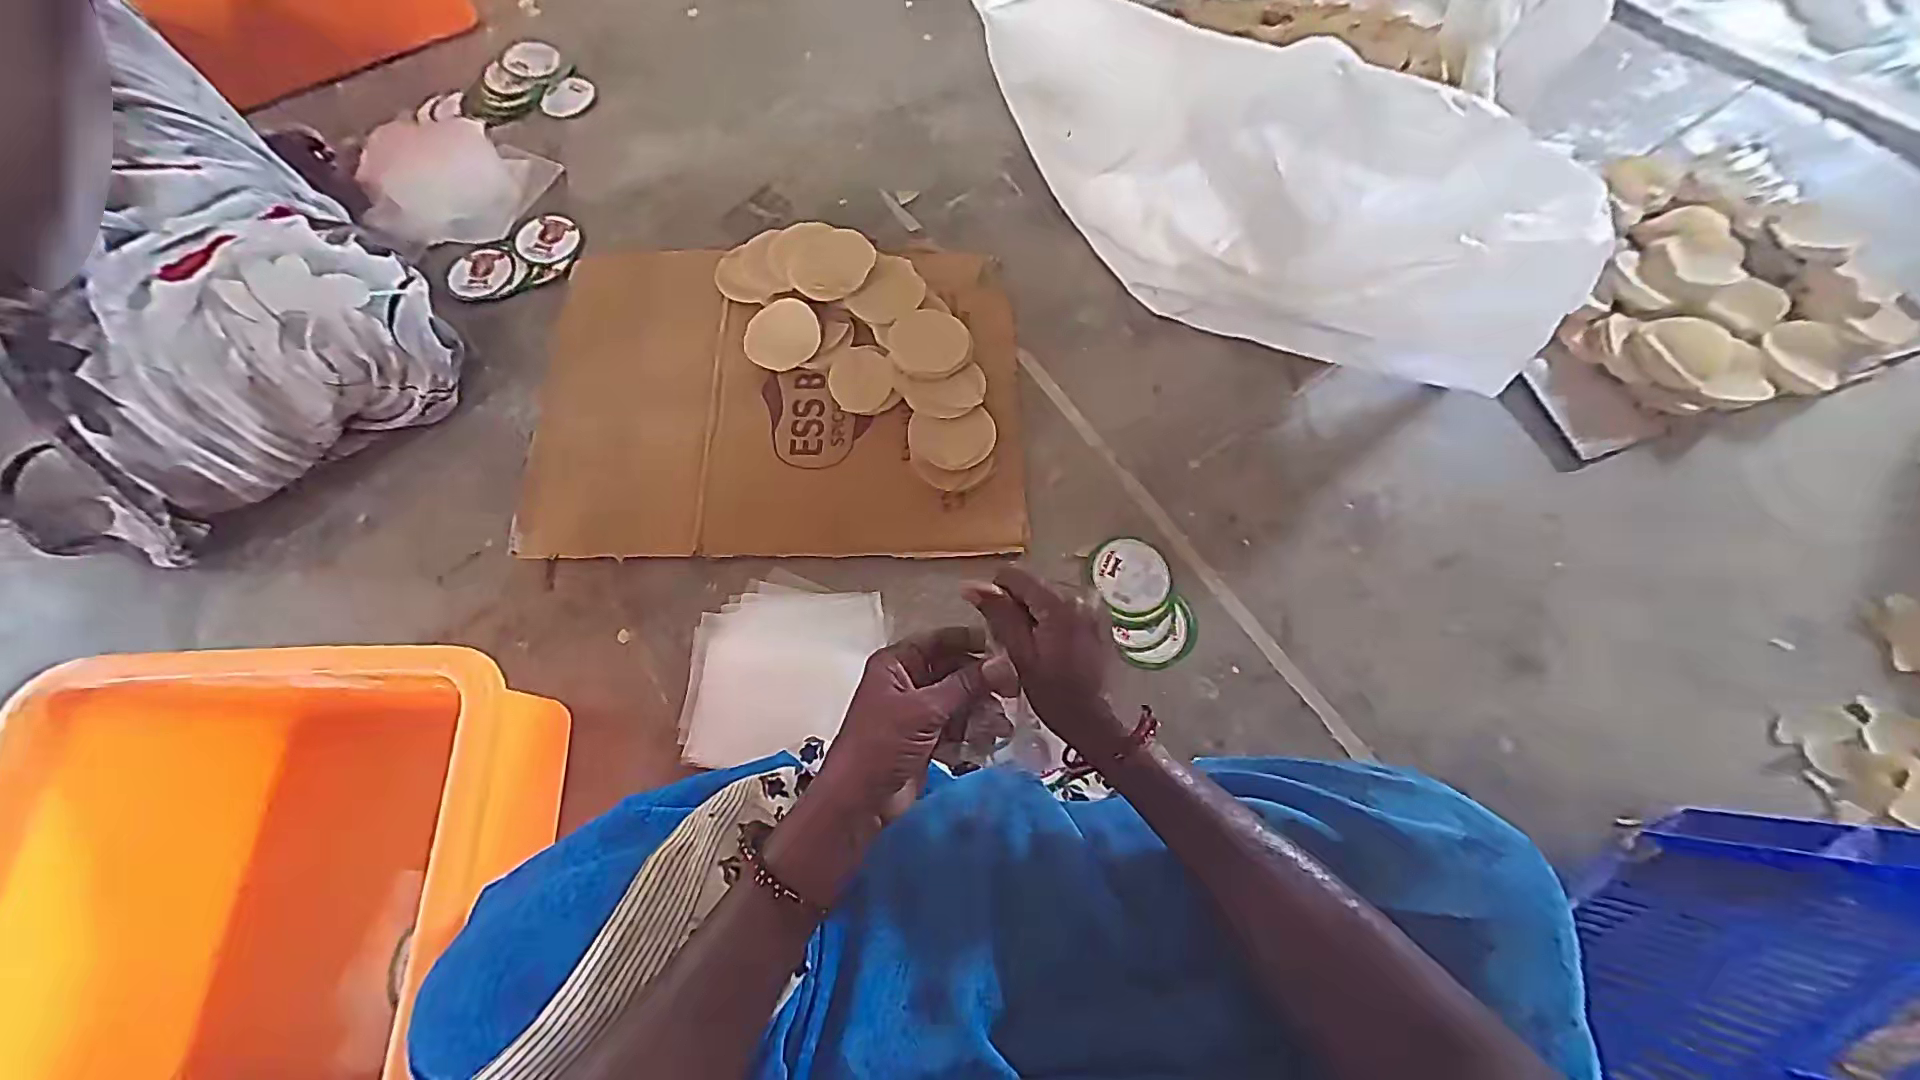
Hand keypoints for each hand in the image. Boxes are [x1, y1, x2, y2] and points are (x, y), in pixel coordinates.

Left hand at [767, 627, 1014, 904]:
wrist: (859, 802)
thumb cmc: (882, 745)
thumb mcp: (925, 709)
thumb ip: (965, 684)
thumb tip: (1003, 662)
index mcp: (895, 664)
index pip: (938, 641)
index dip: (970, 642)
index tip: (1004, 648)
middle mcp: (906, 683)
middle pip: (952, 671)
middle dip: (980, 681)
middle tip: (1011, 689)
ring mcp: (916, 713)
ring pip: (958, 701)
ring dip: (980, 710)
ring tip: (1001, 724)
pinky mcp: (925, 740)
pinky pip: (956, 727)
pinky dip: (972, 732)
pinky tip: (990, 740)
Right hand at [965, 566, 1131, 759]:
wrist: (1096, 719)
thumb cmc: (1054, 693)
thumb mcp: (1020, 654)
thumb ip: (998, 615)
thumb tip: (972, 586)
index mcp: (1058, 603)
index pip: (1014, 575)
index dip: (997, 594)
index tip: (997, 624)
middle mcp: (1079, 594)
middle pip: (1032, 583)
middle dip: (1017, 605)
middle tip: (1016, 641)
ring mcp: (1092, 604)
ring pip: (1045, 593)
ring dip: (1033, 612)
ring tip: (1034, 645)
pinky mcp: (1098, 616)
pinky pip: (1062, 604)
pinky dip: (1050, 618)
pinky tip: (1051, 645)